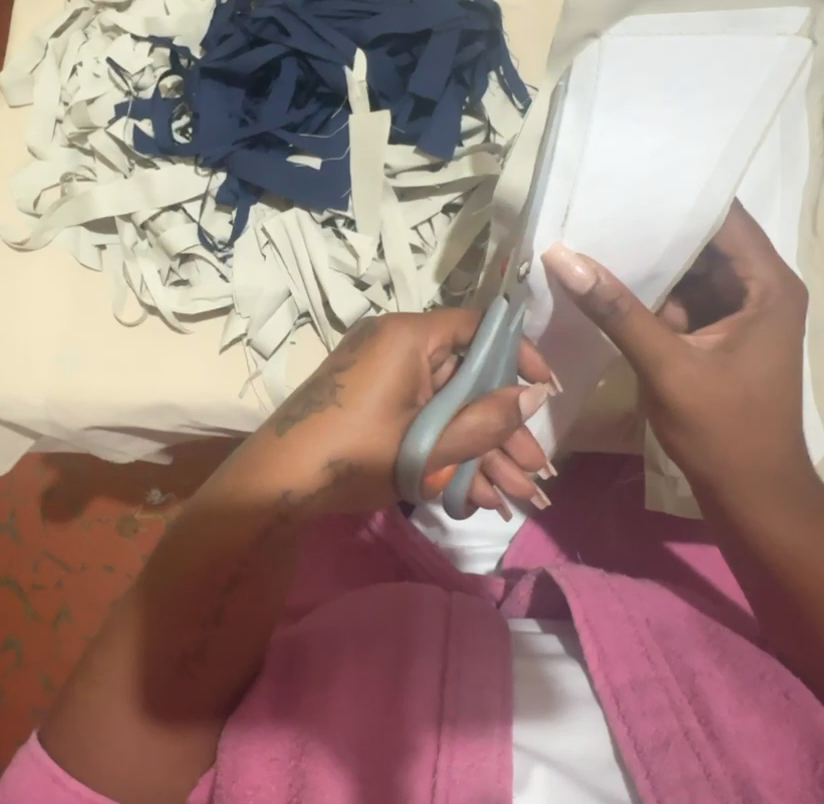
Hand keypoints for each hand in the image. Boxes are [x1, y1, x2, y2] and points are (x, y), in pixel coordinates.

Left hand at [228, 310, 556, 516]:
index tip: (547, 389)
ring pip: (448, 407)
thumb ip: (484, 422)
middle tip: (538, 469)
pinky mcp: (376, 407)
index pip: (475, 328)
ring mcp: (385, 379)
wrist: (276, 484)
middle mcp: (398, 349)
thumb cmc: (352, 454)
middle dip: (503, 429)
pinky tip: (478, 496)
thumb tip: (534, 395)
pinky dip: (447, 453)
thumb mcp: (426, 445)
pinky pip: (423, 420)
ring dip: (481, 451)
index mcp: (407, 338)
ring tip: (518, 495)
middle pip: (467, 379)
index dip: (517, 355)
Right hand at [541, 202, 817, 501]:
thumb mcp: (667, 366)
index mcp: (767, 287)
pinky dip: (644, 292)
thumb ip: (617, 311)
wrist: (750, 495)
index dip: (678, 197)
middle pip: (703, 241)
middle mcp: (757, 290)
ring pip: (686, 270)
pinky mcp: (712, 335)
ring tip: (590, 230)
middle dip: (652, 226)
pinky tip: (601, 278)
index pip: (724, 219)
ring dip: (645, 259)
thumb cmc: (725, 430)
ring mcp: (735, 314)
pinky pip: (676, 299)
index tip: (626, 176)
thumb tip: (563, 257)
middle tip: (595, 201)